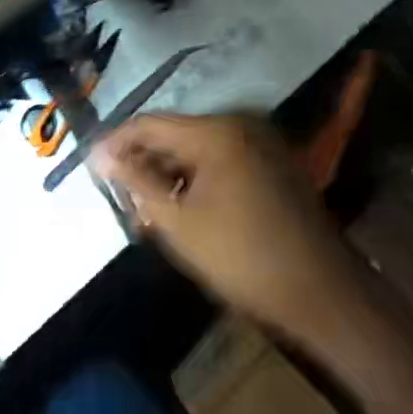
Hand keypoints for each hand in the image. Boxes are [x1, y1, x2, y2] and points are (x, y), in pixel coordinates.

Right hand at [94, 114, 364, 334]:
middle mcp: (238, 124)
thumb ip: (137, 183)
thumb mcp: (180, 224)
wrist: (320, 290)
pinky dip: (197, 177)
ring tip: (147, 209)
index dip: (117, 142)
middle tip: (118, 195)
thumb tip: (101, 155)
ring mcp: (259, 140)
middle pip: (175, 133)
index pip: (151, 123)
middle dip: (144, 161)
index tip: (91, 165)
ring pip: (198, 147)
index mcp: (215, 132)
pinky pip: (221, 158)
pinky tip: (182, 207)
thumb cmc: (243, 258)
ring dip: (170, 173)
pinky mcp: (271, 160)